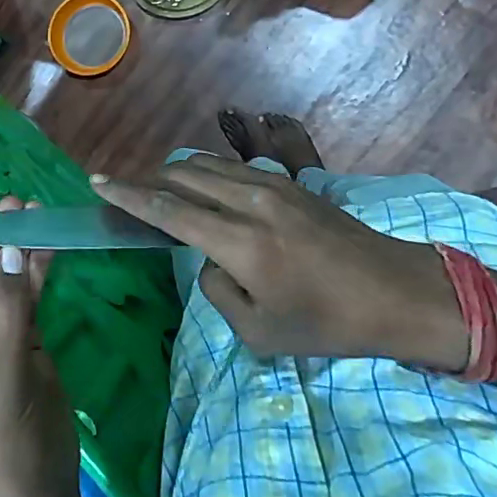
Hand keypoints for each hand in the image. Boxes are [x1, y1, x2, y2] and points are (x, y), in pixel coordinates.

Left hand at [0, 198, 91, 496]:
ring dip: (13, 252)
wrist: (44, 496)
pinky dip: (34, 275)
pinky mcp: (17, 345)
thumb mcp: (5, 373)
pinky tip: (47, 246)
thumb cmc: (8, 441)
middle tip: (13, 204)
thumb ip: (10, 308)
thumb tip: (13, 246)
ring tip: (30, 212)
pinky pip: (21, 301)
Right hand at [92, 155, 468, 367]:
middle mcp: (249, 201)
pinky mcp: (289, 181)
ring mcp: (272, 184)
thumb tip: (206, 258)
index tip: (97, 182)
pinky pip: (232, 166)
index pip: (167, 208)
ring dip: (178, 174)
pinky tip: (208, 192)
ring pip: (206, 164)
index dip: (127, 194)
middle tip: (132, 197)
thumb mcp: (260, 332)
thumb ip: (217, 290)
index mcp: (239, 242)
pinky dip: (207, 173)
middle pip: (181, 174)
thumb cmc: (329, 323)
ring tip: (166, 192)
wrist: (400, 292)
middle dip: (149, 181)